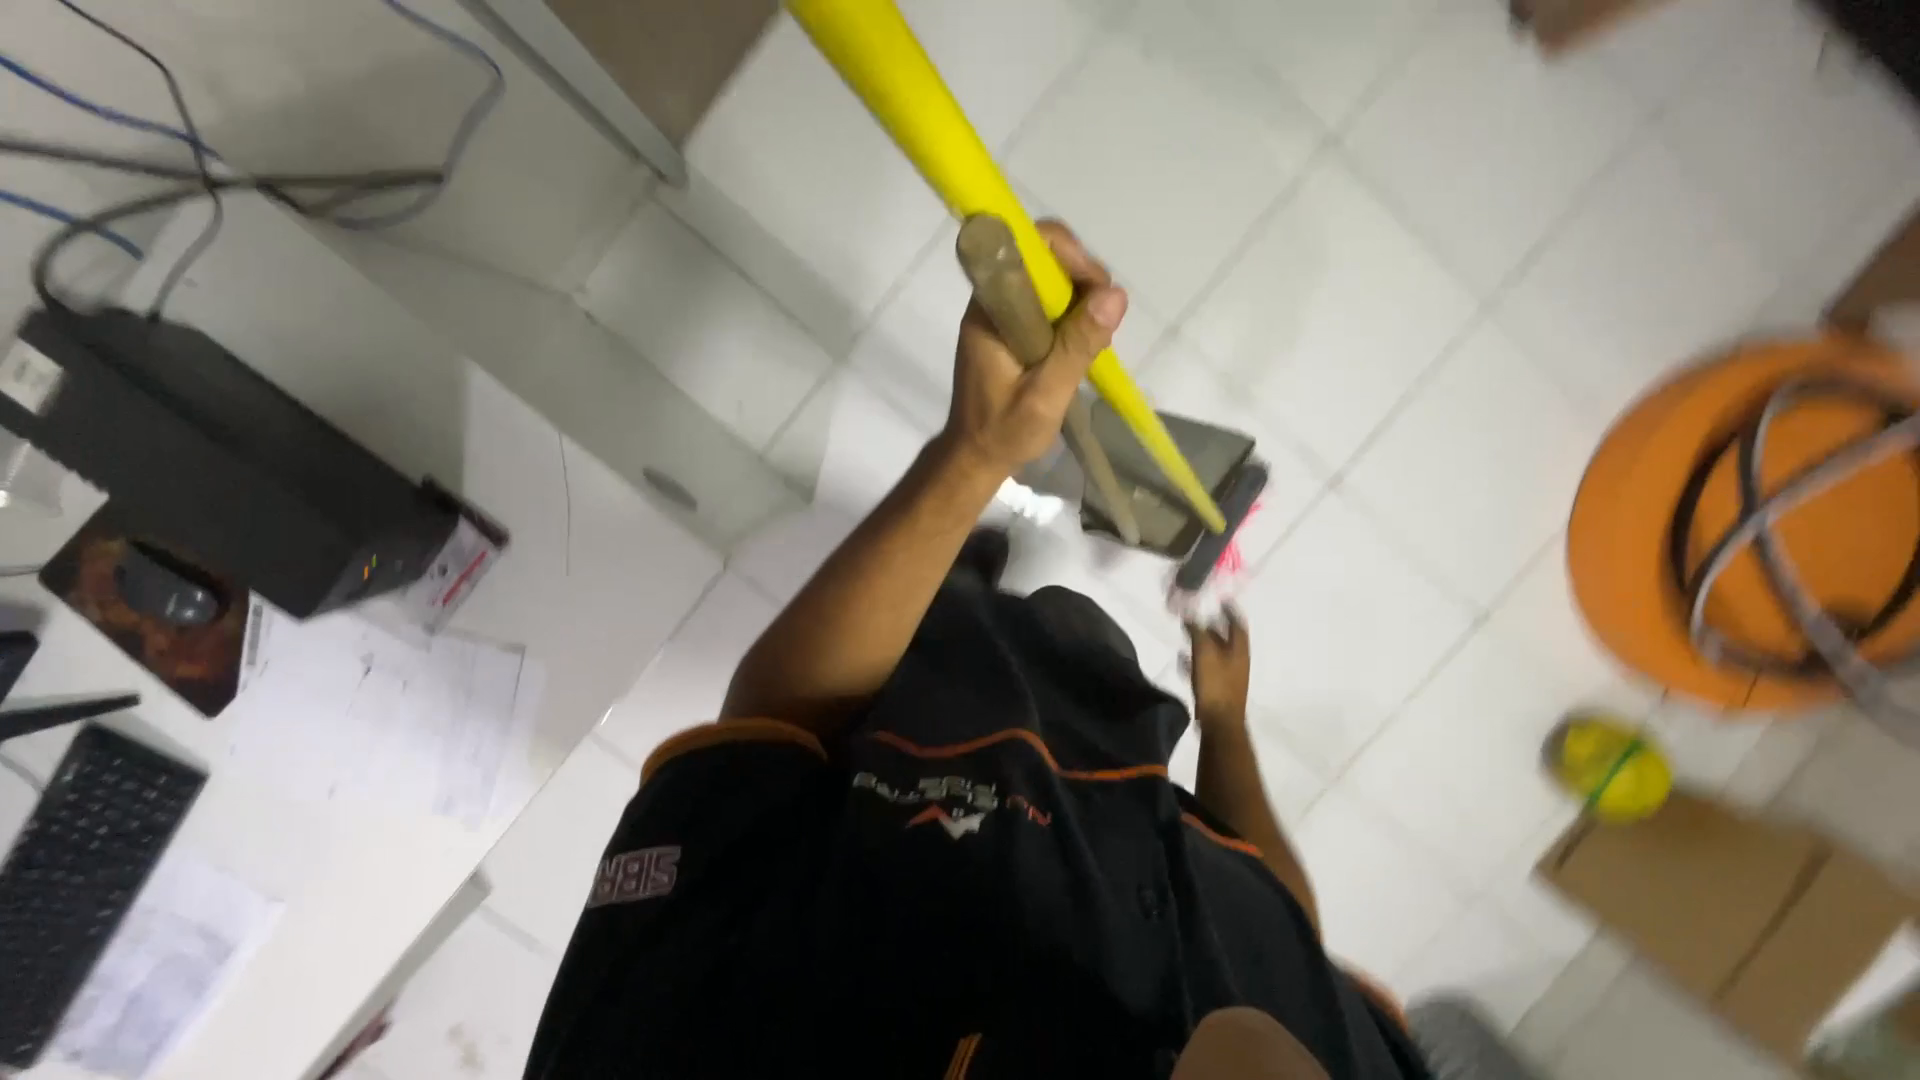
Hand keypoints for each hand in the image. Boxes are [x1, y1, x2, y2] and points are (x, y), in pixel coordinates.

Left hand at [940, 220, 1128, 478]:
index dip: (1067, 255)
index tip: (1095, 289)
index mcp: (990, 308)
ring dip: (1083, 302)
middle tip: (1102, 324)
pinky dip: (1074, 319)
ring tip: (1094, 343)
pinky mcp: (1016, 329)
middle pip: (1045, 258)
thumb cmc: (1003, 431)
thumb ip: (1076, 346)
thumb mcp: (1044, 395)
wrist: (976, 457)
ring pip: (1053, 281)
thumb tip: (1115, 296)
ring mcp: (1006, 314)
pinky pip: (1051, 305)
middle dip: (1083, 280)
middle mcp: (995, 301)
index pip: (1026, 246)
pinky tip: (1083, 349)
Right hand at [1186, 605, 1250, 732]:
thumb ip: (1198, 632)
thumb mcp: (1204, 653)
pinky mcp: (1219, 689)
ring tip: (1187, 635)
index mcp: (1239, 650)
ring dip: (1203, 643)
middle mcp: (1238, 661)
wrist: (1220, 723)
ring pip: (1217, 653)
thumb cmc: (1215, 685)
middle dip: (1212, 626)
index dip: (1229, 610)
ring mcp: (1230, 676)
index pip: (1237, 623)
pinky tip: (1183, 660)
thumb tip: (1190, 614)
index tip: (1221, 600)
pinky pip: (1208, 668)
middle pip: (1227, 638)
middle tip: (1197, 616)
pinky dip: (1197, 660)